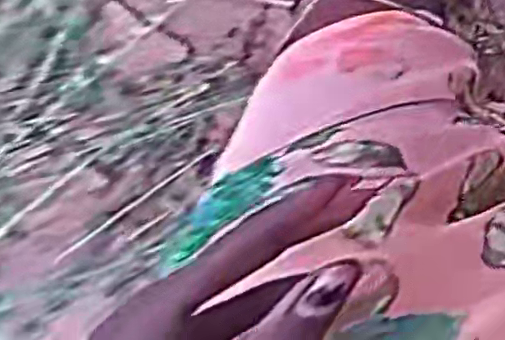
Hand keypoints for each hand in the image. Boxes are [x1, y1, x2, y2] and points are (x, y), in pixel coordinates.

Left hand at [91, 176, 373, 339]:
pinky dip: (266, 311)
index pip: (253, 237)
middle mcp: (151, 310)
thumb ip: (287, 327)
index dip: (308, 204)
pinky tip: (295, 313)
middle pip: (245, 258)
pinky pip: (221, 324)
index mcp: (162, 302)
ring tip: (342, 268)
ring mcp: (145, 337)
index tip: (354, 180)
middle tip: (359, 200)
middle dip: (307, 231)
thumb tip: (348, 269)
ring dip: (293, 279)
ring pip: (236, 297)